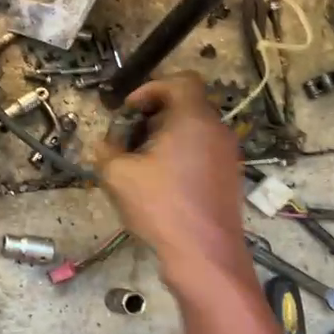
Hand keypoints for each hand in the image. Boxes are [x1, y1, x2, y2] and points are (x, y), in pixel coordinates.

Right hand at [99, 72, 253, 290]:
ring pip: (192, 130)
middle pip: (185, 105)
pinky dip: (179, 155)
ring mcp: (227, 153)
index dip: (150, 89)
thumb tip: (104, 143)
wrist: (204, 252)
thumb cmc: (161, 207)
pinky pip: (201, 151)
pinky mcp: (228, 175)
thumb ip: (106, 151)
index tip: (128, 112)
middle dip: (152, 117)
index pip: (180, 81)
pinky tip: (160, 184)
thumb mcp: (118, 176)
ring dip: (164, 138)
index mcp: (193, 119)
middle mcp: (216, 129)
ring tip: (140, 165)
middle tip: (127, 141)